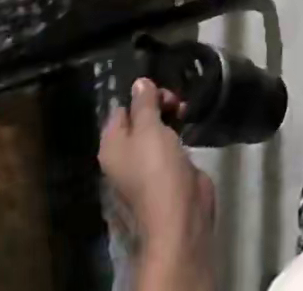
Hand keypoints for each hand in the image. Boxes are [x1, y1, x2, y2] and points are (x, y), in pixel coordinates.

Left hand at [100, 78, 215, 287]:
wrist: (181, 219)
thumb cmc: (157, 170)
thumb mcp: (149, 129)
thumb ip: (144, 103)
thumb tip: (139, 82)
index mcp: (112, 146)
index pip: (121, 109)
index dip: (140, 97)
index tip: (160, 90)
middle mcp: (125, 156)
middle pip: (139, 118)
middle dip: (157, 104)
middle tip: (176, 101)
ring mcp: (148, 166)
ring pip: (156, 130)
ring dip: (170, 117)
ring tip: (185, 109)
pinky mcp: (169, 173)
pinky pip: (171, 144)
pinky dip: (179, 133)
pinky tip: (190, 124)